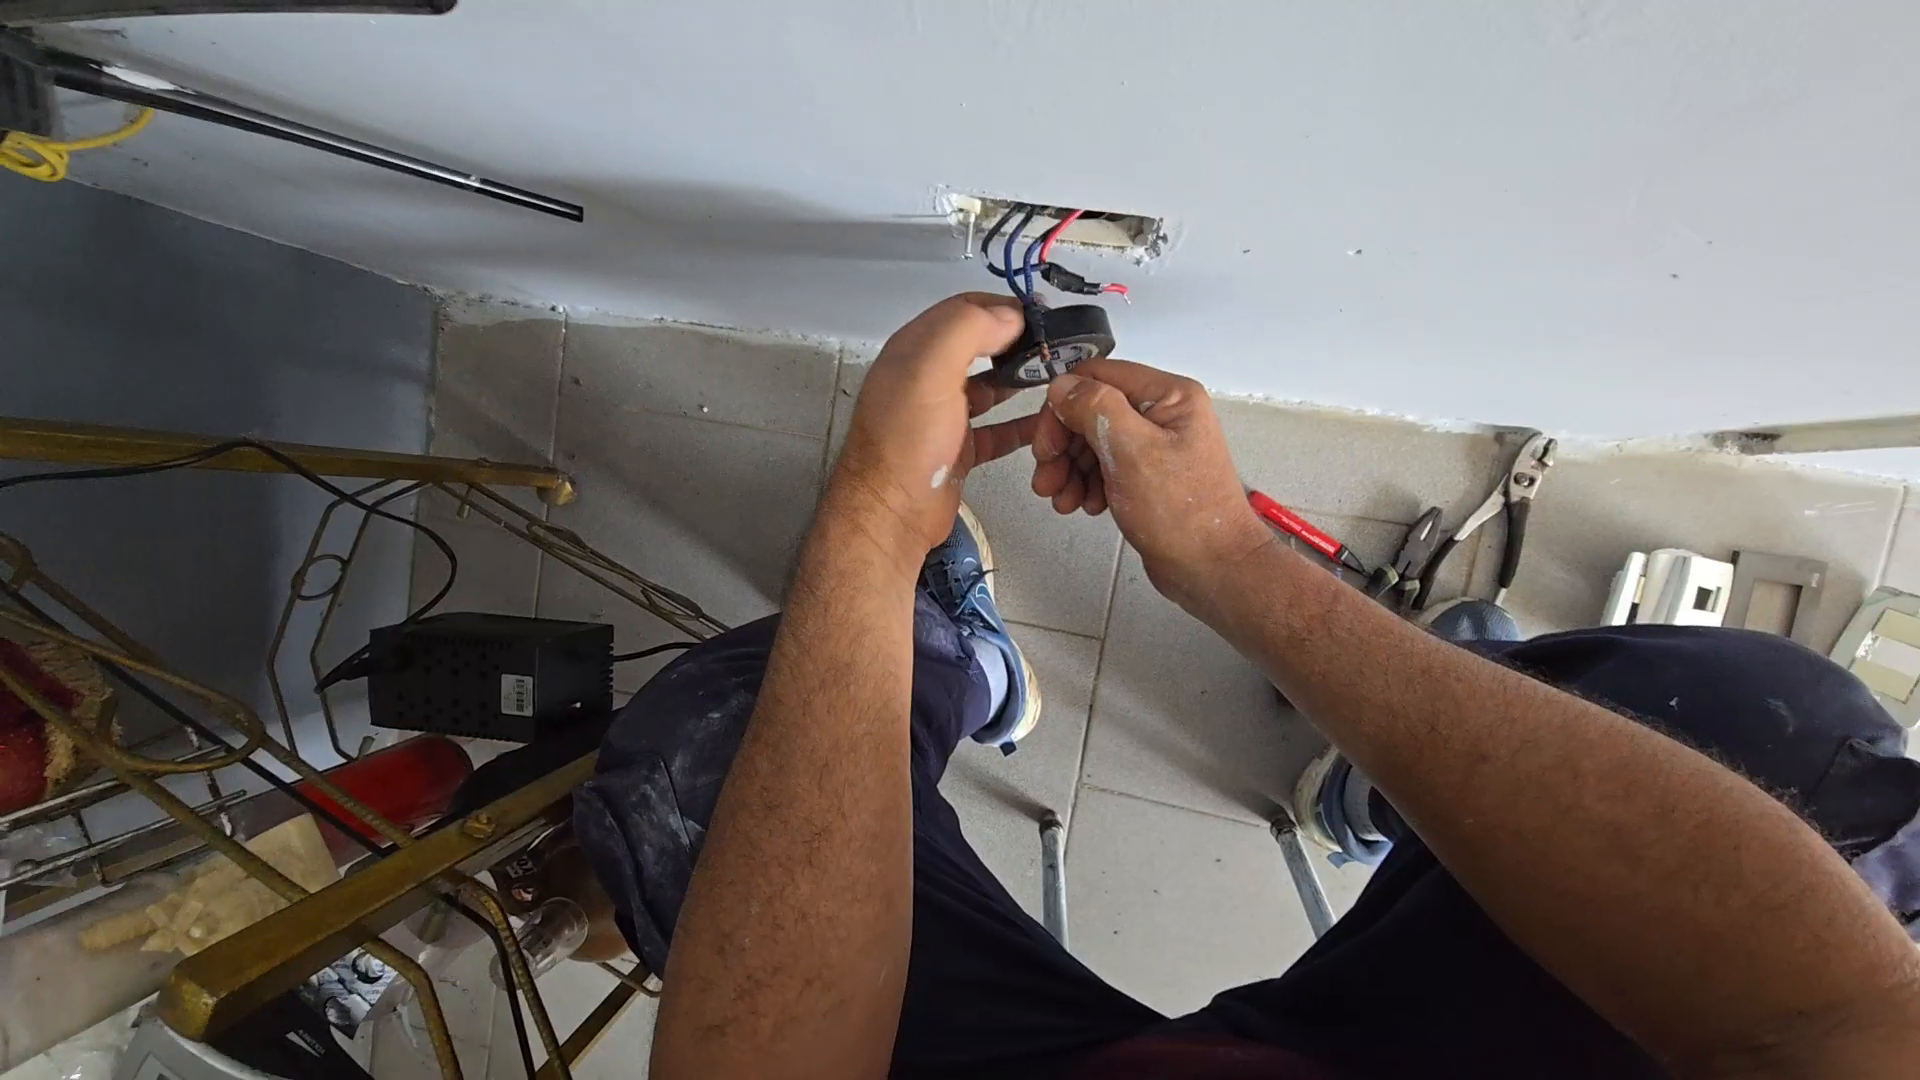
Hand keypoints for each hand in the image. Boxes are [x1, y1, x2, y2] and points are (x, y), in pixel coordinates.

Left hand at [827, 293, 1038, 555]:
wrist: (892, 513)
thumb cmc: (908, 441)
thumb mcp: (930, 371)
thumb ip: (968, 331)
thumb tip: (1010, 316)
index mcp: (915, 349)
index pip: (964, 309)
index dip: (1003, 308)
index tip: (1043, 317)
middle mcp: (926, 377)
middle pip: (979, 346)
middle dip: (1017, 342)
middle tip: (1056, 347)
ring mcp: (942, 415)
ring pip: (989, 386)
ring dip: (1021, 380)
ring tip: (1057, 378)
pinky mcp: (957, 448)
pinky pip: (995, 429)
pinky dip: (1019, 424)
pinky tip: (1044, 422)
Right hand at [1031, 358, 1273, 616]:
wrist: (1211, 569)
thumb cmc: (1180, 512)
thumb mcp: (1132, 451)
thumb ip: (1095, 408)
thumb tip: (1062, 385)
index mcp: (1168, 396)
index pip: (1097, 377)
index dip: (1062, 407)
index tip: (1044, 445)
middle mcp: (1162, 414)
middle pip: (1091, 412)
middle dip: (1062, 446)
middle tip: (1045, 481)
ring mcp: (1155, 445)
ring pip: (1093, 443)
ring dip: (1069, 469)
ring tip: (1061, 501)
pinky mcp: (1147, 475)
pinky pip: (1105, 468)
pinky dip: (1087, 484)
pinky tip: (1084, 506)